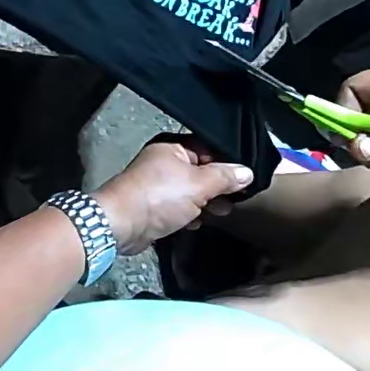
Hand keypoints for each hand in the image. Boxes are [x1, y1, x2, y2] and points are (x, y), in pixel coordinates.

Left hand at [93, 137, 254, 252]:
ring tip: (220, 212)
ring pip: (190, 191)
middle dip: (218, 186)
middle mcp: (162, 161)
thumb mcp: (199, 184)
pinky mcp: (153, 205)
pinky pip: (178, 206)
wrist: (122, 224)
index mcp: (171, 146)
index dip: (228, 162)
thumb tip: (247, 172)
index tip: (247, 178)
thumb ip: (224, 177)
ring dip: (205, 202)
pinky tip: (196, 224)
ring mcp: (156, 184)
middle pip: (200, 170)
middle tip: (235, 200)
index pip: (207, 148)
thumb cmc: (160, 196)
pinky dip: (189, 214)